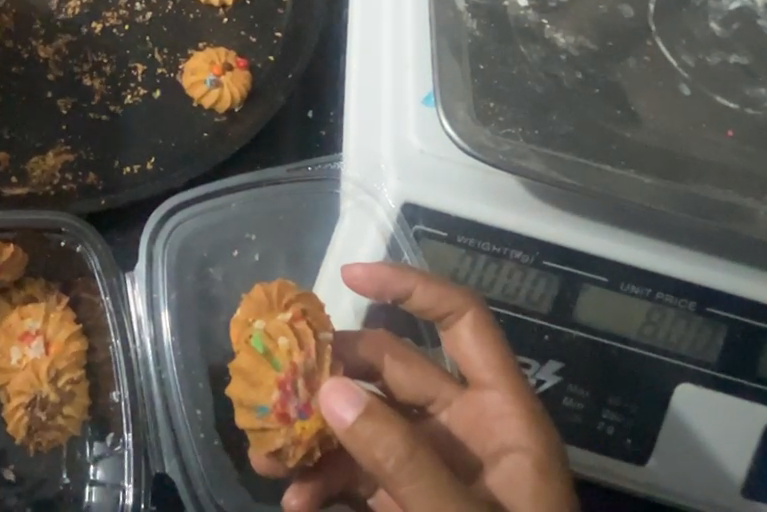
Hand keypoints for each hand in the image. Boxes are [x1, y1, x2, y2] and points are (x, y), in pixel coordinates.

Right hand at [253, 263, 577, 511]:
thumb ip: (401, 460)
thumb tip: (329, 389)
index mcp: (501, 416)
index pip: (460, 321)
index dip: (408, 287)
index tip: (344, 276)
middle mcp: (466, 429)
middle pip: (392, 368)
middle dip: (333, 371)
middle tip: (280, 379)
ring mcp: (433, 467)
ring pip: (364, 420)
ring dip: (314, 432)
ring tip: (266, 451)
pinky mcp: (407, 503)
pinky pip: (357, 473)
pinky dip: (323, 480)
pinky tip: (291, 498)